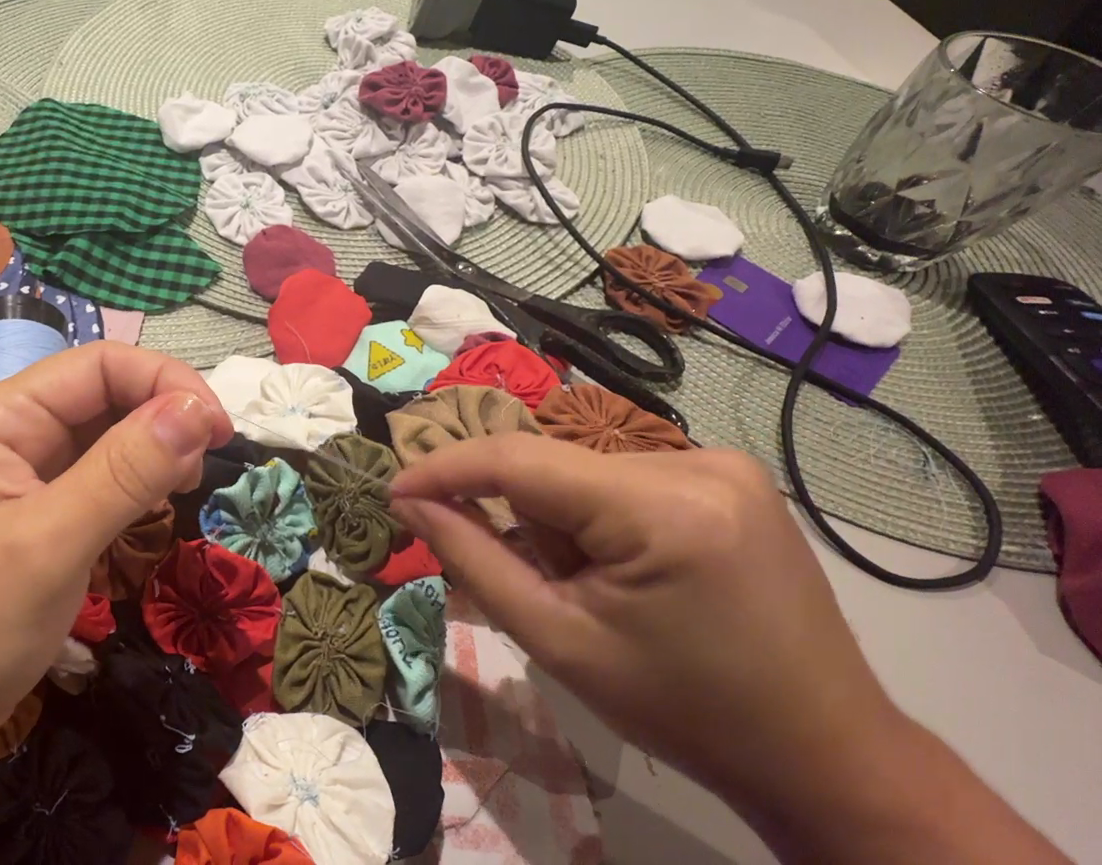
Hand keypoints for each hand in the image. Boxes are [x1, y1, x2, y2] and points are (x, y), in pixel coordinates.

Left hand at [0, 341, 229, 765]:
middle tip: (202, 471)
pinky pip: (95, 484)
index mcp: (2, 418)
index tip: (220, 431)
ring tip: (181, 492)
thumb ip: (124, 472)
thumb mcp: (50, 542)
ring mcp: (22, 480)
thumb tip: (199, 411)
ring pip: (104, 441)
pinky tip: (151, 513)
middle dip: (161, 419)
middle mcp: (12, 435)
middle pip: (104, 397)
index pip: (99, 365)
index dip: (166, 382)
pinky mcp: (35, 521)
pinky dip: (131, 490)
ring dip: (151, 455)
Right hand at [388, 436, 898, 813]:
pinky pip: (624, 478)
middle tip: (548, 592)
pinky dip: (602, 518)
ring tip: (601, 592)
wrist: (821, 753)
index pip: (519, 459)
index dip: (445, 469)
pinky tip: (635, 574)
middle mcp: (698, 462)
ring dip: (564, 523)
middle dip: (526, 521)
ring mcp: (725, 464)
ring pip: (584, 473)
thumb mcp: (557, 640)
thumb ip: (473, 558)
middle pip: (553, 469)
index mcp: (662, 508)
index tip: (392, 490)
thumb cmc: (681, 709)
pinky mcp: (733, 476)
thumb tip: (409, 501)